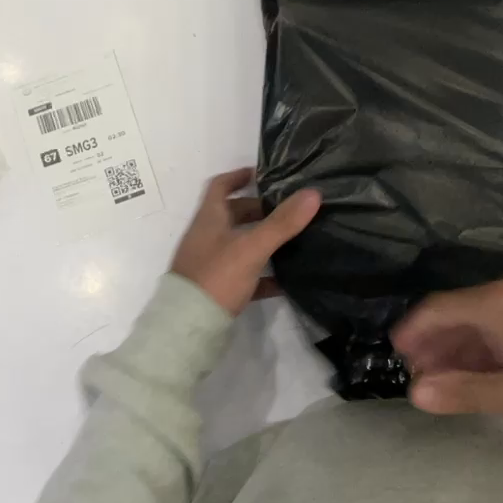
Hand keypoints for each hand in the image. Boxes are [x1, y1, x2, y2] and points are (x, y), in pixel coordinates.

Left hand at [170, 169, 320, 316]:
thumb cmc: (216, 277)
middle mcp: (207, 237)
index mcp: (209, 219)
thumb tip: (313, 193)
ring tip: (293, 241)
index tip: (264, 175)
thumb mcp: (252, 247)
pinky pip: (244, 276)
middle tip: (288, 211)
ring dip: (263, 241)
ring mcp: (210, 264)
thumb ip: (282, 222)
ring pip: (239, 245)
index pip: (220, 186)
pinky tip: (286, 282)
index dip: (239, 176)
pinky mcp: (217, 290)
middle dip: (259, 211)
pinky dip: (263, 276)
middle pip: (232, 216)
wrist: (189, 328)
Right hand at [391, 273, 502, 440]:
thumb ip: (465, 392)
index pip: (438, 309)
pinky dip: (482, 347)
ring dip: (457, 348)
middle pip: (457, 312)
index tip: (394, 357)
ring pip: (478, 319)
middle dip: (434, 345)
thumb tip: (416, 393)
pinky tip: (477, 372)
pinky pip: (500, 324)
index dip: (413, 333)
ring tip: (443, 381)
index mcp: (499, 303)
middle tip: (418, 378)